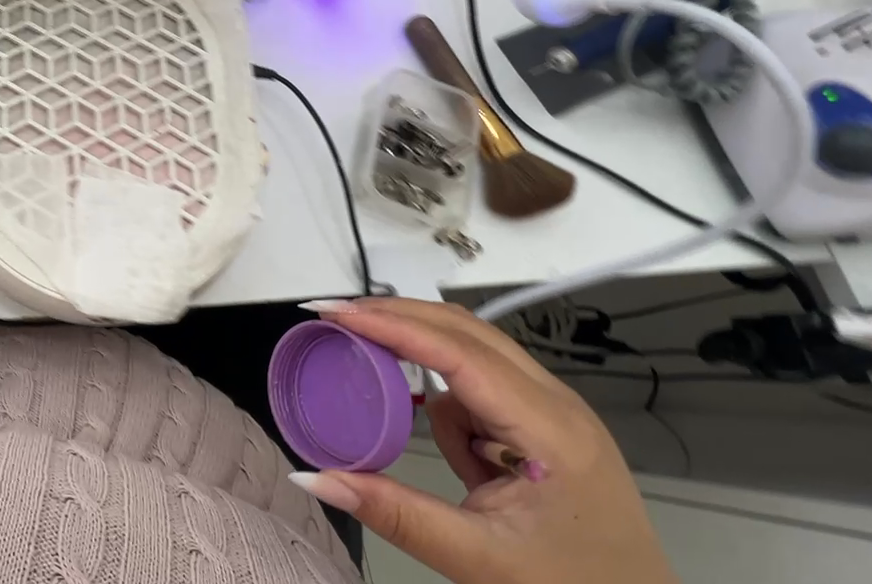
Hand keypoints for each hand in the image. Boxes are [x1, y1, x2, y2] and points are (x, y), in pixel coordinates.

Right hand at [290, 299, 676, 583]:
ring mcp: (557, 411)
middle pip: (465, 329)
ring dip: (423, 357)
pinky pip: (481, 387)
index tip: (331, 312)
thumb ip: (393, 512)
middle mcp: (558, 404)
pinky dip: (451, 402)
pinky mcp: (548, 424)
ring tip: (384, 388)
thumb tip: (313, 477)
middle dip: (397, 317)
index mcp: (550, 431)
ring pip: (471, 351)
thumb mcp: (476, 561)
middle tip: (336, 318)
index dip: (390, 326)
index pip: (458, 353)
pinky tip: (460, 459)